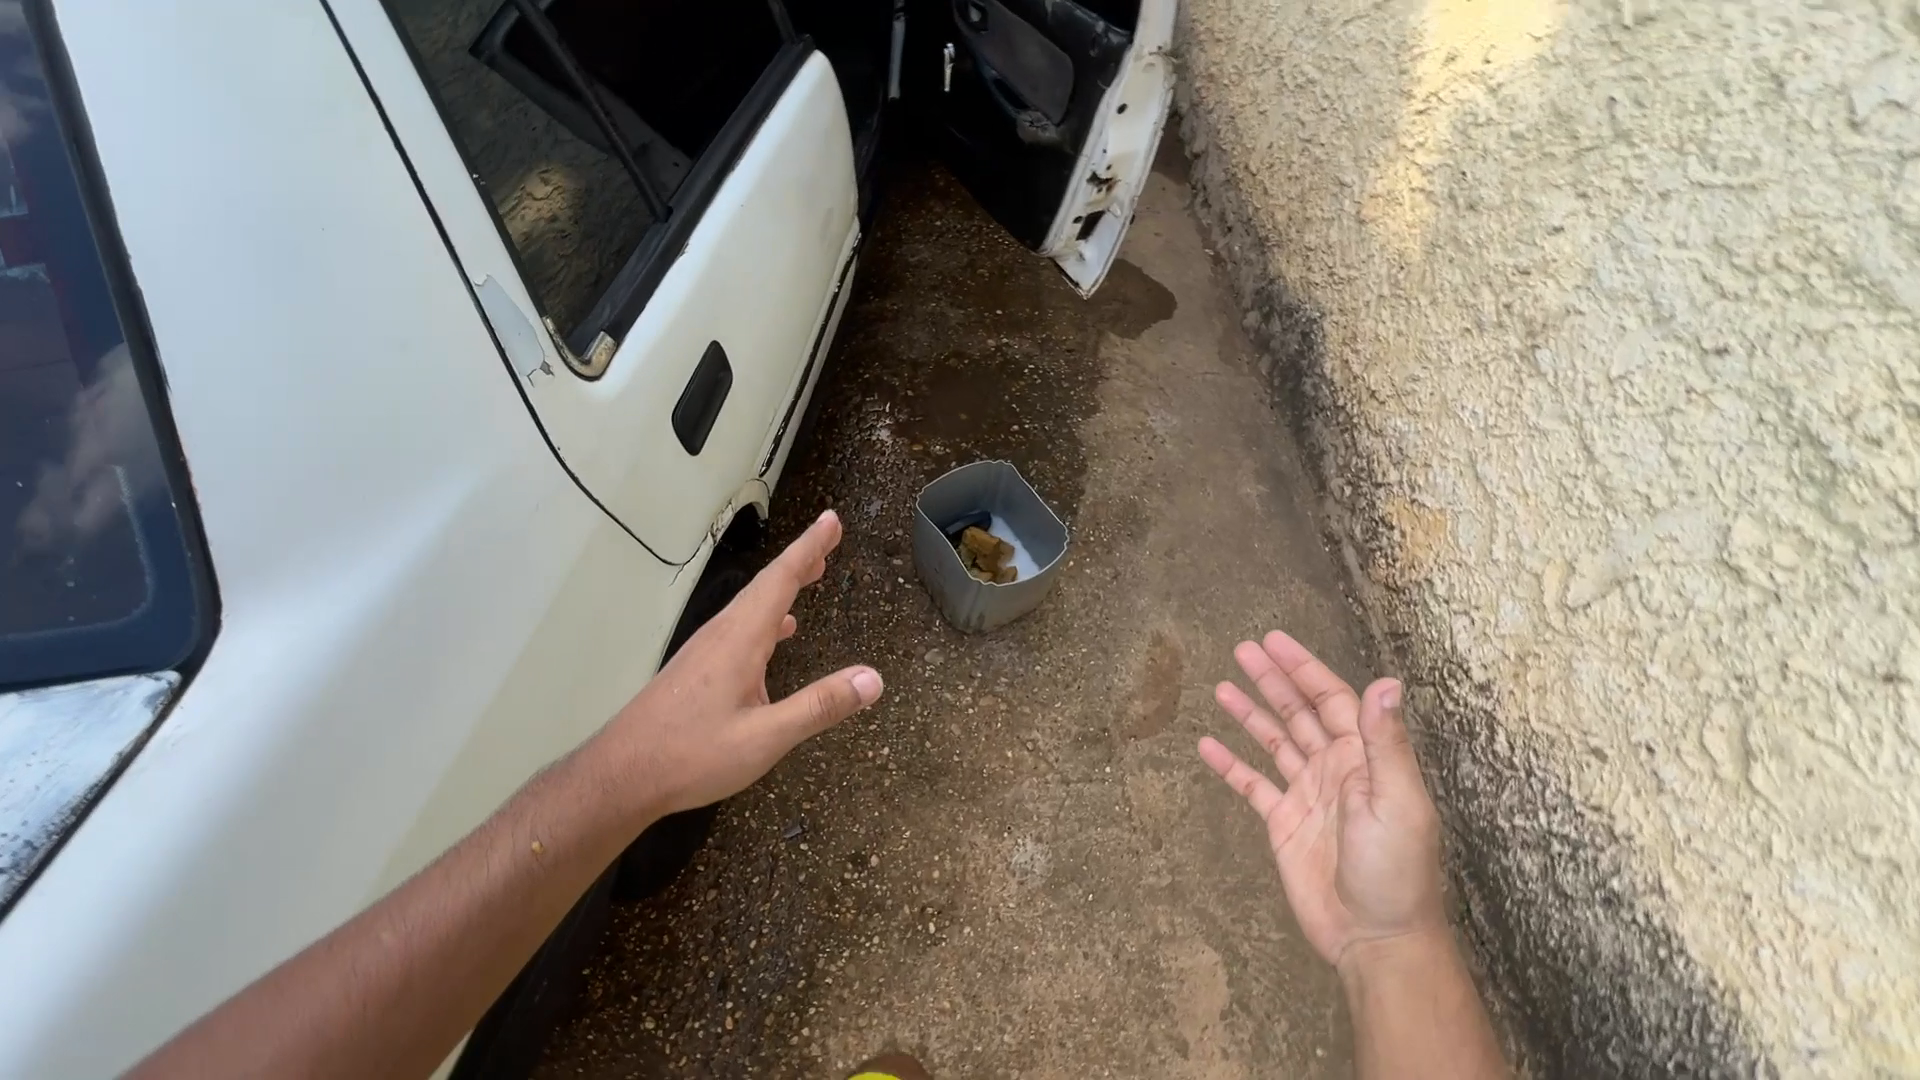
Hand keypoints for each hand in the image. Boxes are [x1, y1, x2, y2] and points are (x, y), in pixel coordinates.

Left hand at [598, 509, 883, 818]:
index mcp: (741, 640)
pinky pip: (741, 626)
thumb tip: (874, 679)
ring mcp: (707, 650)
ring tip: (812, 574)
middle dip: (801, 558)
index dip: (809, 548)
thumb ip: (819, 706)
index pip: (781, 580)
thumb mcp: (765, 738)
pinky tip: (778, 633)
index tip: (832, 521)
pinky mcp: (698, 668)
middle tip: (830, 537)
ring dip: (784, 585)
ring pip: (751, 604)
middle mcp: (723, 635)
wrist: (620, 776)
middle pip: (766, 584)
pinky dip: (767, 615)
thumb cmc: (691, 756)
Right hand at [1198, 632, 1444, 970]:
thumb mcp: (1397, 801)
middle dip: (1272, 680)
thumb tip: (1387, 682)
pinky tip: (1207, 746)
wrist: (1374, 937)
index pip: (1331, 699)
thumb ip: (1385, 743)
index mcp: (1364, 758)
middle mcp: (1334, 768)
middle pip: (1298, 712)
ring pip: (1273, 742)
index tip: (1274, 641)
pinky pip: (1252, 785)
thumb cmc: (1396, 871)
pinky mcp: (1283, 822)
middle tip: (1241, 650)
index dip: (1303, 668)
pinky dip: (1230, 765)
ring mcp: (1306, 794)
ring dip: (1249, 714)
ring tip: (1221, 687)